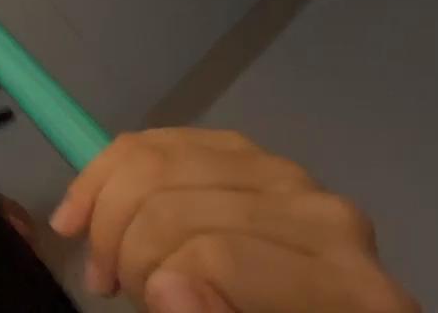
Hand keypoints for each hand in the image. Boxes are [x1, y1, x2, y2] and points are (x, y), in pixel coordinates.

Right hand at [50, 129, 416, 312]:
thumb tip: (167, 290)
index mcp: (354, 290)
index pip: (219, 256)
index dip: (157, 279)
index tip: (131, 303)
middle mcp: (325, 216)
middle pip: (180, 204)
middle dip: (122, 245)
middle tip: (107, 284)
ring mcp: (282, 174)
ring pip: (157, 161)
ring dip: (107, 209)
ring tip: (101, 261)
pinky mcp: (244, 152)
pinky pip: (154, 142)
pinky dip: (107, 173)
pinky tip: (84, 213)